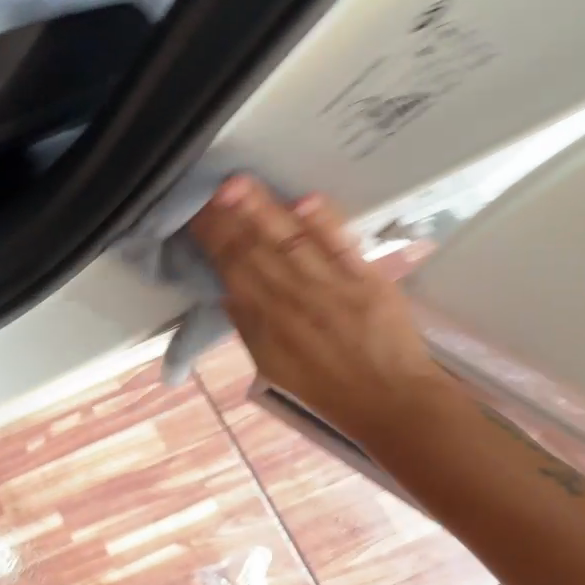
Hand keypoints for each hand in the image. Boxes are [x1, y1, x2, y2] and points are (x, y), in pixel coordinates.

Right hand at [188, 175, 460, 447]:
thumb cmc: (325, 387)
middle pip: (254, 252)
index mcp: (263, 323)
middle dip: (230, 219)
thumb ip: (248, 326)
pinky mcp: (368, 281)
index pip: (231, 272)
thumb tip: (226, 292)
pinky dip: (324, 224)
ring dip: (262, 211)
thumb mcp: (271, 364)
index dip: (212, 241)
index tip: (196, 214)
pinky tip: (304, 199)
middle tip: (210, 187)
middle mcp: (291, 303)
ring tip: (238, 184)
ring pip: (288, 243)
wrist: (388, 400)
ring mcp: (331, 289)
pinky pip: (341, 248)